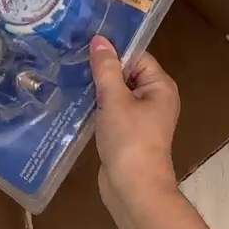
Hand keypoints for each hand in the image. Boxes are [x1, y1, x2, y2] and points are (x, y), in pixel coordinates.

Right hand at [87, 35, 180, 212]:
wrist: (133, 188)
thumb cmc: (129, 140)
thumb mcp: (115, 100)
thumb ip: (106, 69)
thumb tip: (100, 40)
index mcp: (160, 86)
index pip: (137, 56)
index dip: (113, 50)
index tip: (84, 42)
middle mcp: (154, 99)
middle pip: (127, 73)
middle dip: (102, 68)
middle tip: (71, 57)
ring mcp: (141, 118)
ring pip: (117, 93)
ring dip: (96, 88)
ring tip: (68, 75)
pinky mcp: (127, 133)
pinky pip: (111, 111)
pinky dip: (96, 106)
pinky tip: (74, 101)